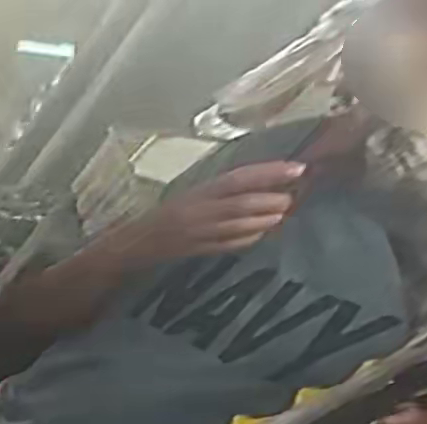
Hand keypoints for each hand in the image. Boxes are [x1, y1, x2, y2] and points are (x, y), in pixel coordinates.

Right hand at [119, 161, 305, 262]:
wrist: (128, 247)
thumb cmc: (160, 217)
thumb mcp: (187, 197)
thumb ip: (219, 190)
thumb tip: (265, 181)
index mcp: (193, 195)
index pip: (236, 180)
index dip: (269, 172)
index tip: (299, 169)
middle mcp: (194, 213)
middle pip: (242, 205)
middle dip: (272, 201)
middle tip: (288, 200)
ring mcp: (193, 234)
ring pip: (238, 226)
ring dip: (264, 221)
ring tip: (277, 217)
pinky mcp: (192, 251)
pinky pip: (226, 245)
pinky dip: (248, 239)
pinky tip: (257, 235)